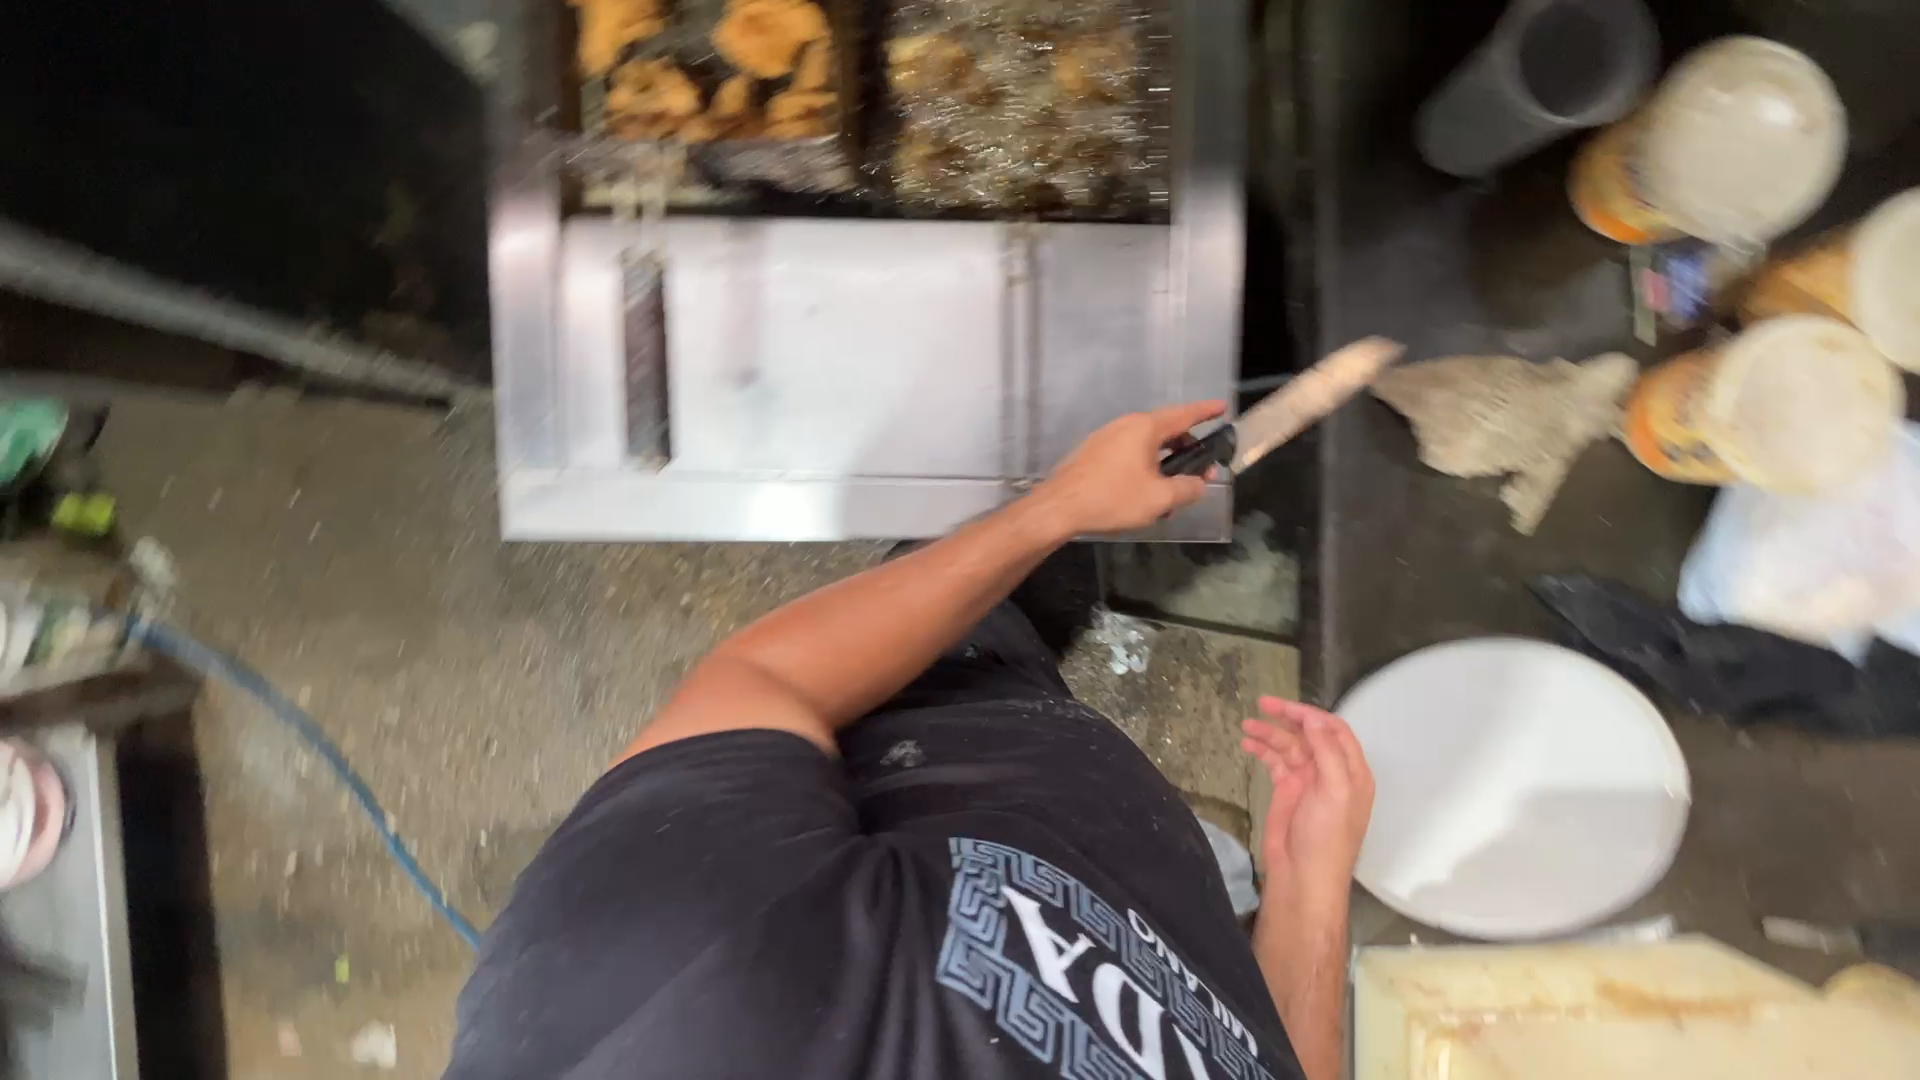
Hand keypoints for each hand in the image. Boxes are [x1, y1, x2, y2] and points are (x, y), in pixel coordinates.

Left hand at [1033, 401, 1226, 535]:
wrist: (1058, 508)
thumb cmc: (1112, 499)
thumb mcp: (1159, 499)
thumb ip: (1187, 489)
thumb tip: (1198, 484)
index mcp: (1144, 427)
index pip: (1184, 414)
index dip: (1206, 412)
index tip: (1222, 408)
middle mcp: (1125, 425)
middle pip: (1166, 431)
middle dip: (1187, 450)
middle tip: (1201, 473)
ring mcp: (1106, 438)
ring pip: (1146, 446)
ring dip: (1164, 464)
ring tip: (1172, 492)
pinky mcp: (1093, 454)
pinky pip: (1128, 455)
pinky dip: (1144, 468)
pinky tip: (1144, 494)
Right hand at [1241, 696, 1373, 921]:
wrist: (1303, 875)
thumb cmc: (1326, 836)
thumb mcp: (1335, 791)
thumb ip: (1326, 752)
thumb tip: (1313, 719)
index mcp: (1351, 772)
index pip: (1335, 731)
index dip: (1312, 715)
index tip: (1286, 707)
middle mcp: (1330, 772)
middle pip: (1310, 734)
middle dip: (1287, 717)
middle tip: (1262, 704)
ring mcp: (1307, 781)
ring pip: (1288, 746)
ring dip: (1269, 733)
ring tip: (1246, 725)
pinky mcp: (1287, 790)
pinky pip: (1275, 761)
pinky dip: (1262, 750)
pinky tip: (1247, 744)